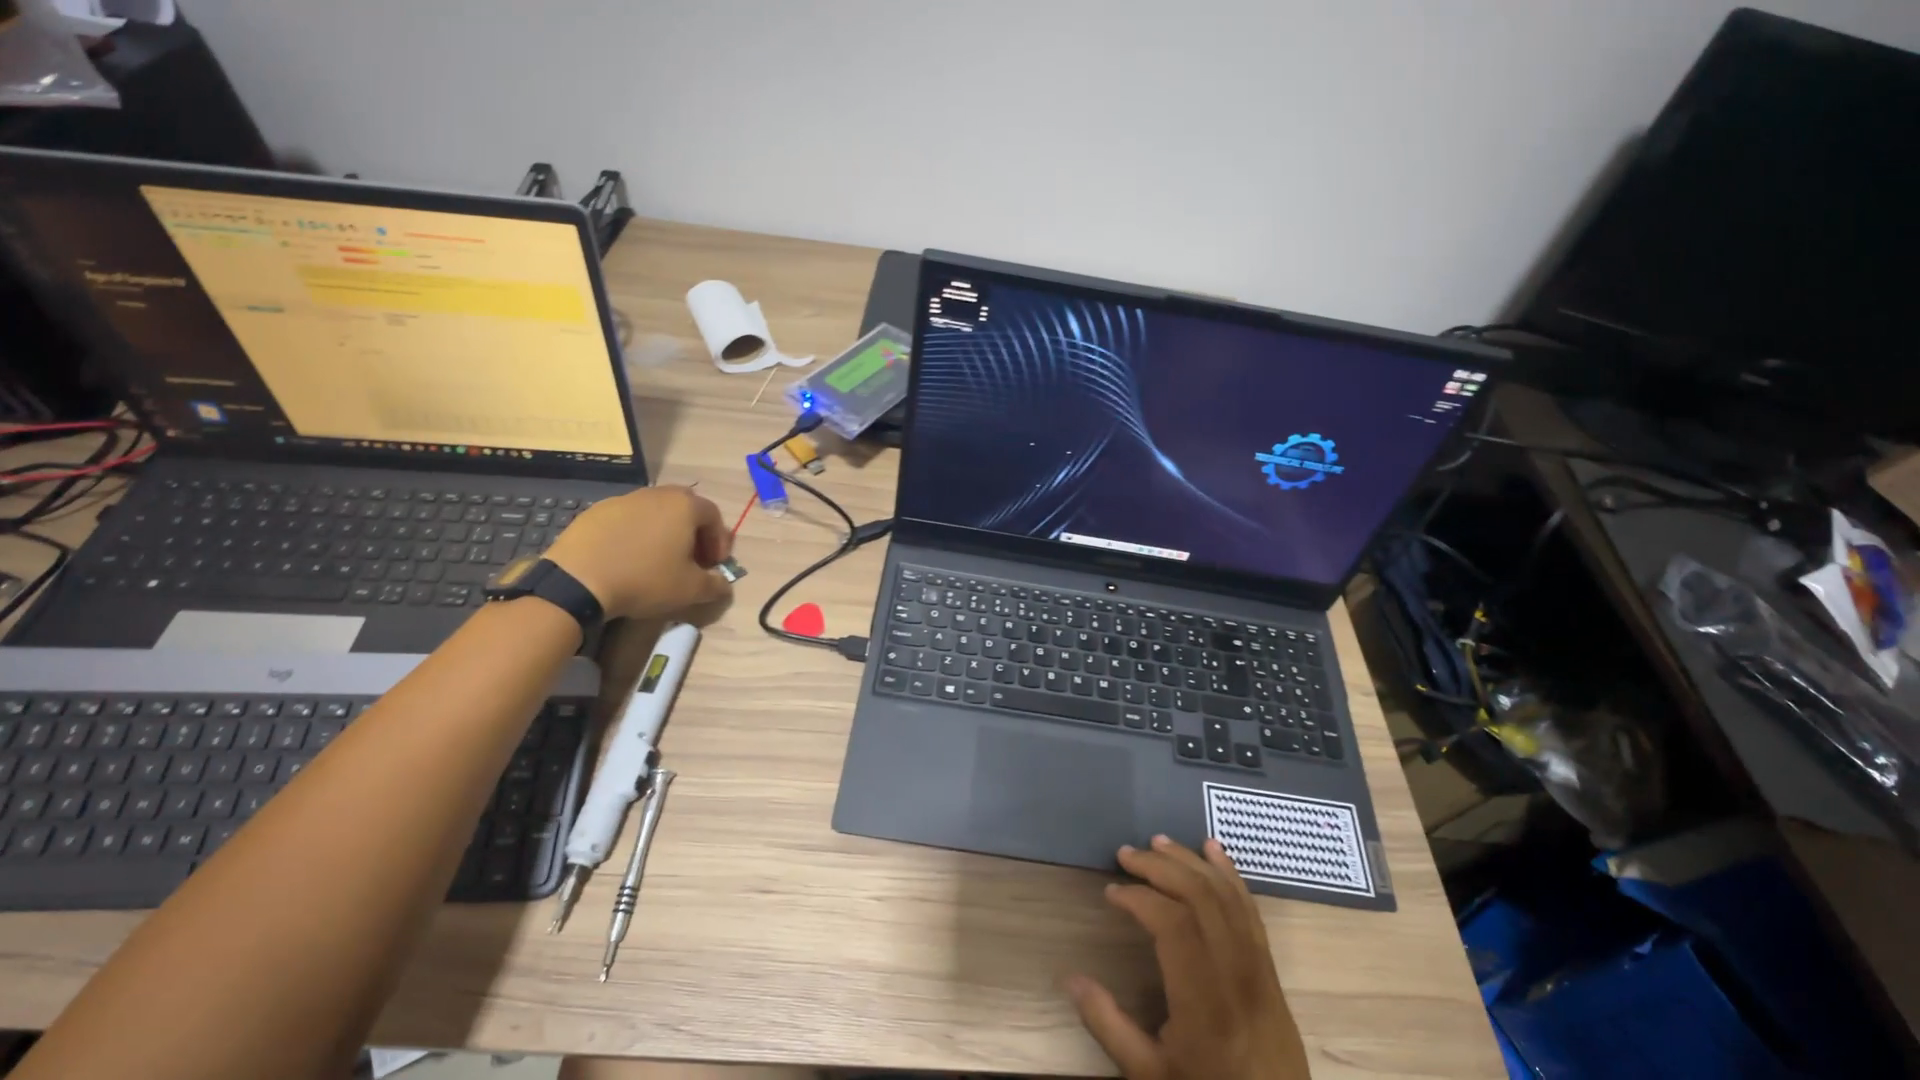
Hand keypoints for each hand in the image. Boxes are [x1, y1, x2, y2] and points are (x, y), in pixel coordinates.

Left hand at [542, 486, 731, 620]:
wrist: (579, 579)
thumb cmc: (645, 579)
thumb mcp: (690, 590)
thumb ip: (715, 585)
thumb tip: (724, 584)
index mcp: (684, 506)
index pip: (713, 516)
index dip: (719, 541)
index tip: (714, 565)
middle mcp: (656, 494)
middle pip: (684, 508)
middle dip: (693, 532)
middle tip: (690, 559)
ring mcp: (623, 499)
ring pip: (654, 512)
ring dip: (663, 532)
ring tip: (657, 560)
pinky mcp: (596, 511)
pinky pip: (626, 520)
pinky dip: (635, 534)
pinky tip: (627, 559)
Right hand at [1067, 835, 1309, 1079]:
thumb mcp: (1148, 1073)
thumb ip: (1108, 1025)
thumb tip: (1069, 978)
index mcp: (1205, 1001)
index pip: (1174, 925)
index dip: (1140, 898)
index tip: (1111, 892)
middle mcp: (1237, 974)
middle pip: (1201, 899)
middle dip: (1160, 867)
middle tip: (1126, 854)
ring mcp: (1259, 967)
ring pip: (1227, 896)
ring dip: (1191, 863)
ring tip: (1159, 842)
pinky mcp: (1270, 968)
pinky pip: (1251, 909)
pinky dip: (1230, 874)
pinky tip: (1213, 851)